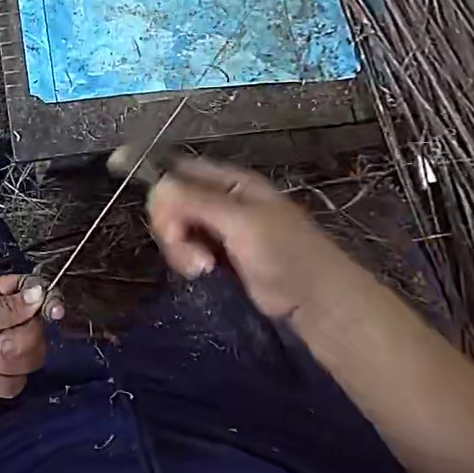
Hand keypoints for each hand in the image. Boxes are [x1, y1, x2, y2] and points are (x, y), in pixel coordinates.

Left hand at [0, 275, 55, 437]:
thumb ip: (6, 308)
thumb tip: (40, 292)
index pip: (25, 289)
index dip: (44, 297)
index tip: (55, 312)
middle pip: (35, 327)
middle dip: (16, 343)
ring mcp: (0, 353)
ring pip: (31, 357)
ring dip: (2, 367)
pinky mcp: (1, 380)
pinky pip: (19, 381)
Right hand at [146, 157, 369, 322]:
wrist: (315, 302)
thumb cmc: (284, 255)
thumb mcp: (240, 222)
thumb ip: (196, 202)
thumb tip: (157, 187)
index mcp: (231, 181)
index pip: (180, 170)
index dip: (163, 188)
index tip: (159, 216)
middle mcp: (222, 199)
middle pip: (173, 200)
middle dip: (171, 225)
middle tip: (182, 246)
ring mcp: (220, 227)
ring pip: (176, 226)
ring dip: (179, 247)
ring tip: (202, 267)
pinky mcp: (217, 253)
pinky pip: (186, 247)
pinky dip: (187, 259)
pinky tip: (203, 271)